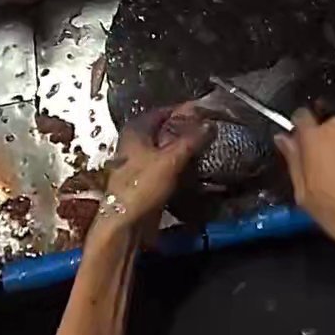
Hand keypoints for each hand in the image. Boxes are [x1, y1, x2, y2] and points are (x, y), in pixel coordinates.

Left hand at [94, 107, 208, 243]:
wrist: (125, 223)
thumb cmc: (143, 185)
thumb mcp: (170, 159)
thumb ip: (190, 140)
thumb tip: (209, 124)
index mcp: (136, 129)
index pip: (163, 111)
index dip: (183, 111)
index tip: (204, 113)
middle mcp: (134, 141)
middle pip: (163, 129)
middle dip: (184, 130)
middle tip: (207, 131)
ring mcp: (138, 160)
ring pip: (164, 148)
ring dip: (182, 148)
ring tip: (204, 148)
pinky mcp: (143, 178)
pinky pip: (164, 164)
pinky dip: (177, 163)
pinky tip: (193, 167)